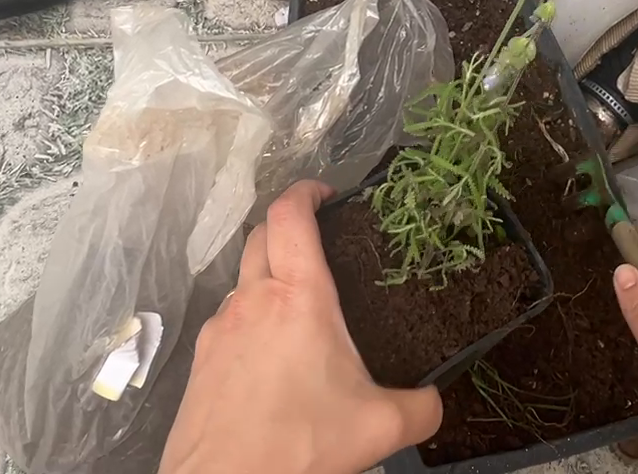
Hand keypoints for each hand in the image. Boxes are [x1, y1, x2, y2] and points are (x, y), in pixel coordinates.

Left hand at [161, 180, 441, 473]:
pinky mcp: (200, 363)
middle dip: (287, 224)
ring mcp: (220, 329)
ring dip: (266, 275)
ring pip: (242, 278)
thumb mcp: (378, 427)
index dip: (306, 190)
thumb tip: (437, 401)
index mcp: (298, 294)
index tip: (327, 194)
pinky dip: (247, 318)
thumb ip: (420, 406)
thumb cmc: (299, 447)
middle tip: (318, 242)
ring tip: (296, 307)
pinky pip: (226, 320)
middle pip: (261, 233)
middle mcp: (254, 299)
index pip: (290, 213)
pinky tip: (267, 358)